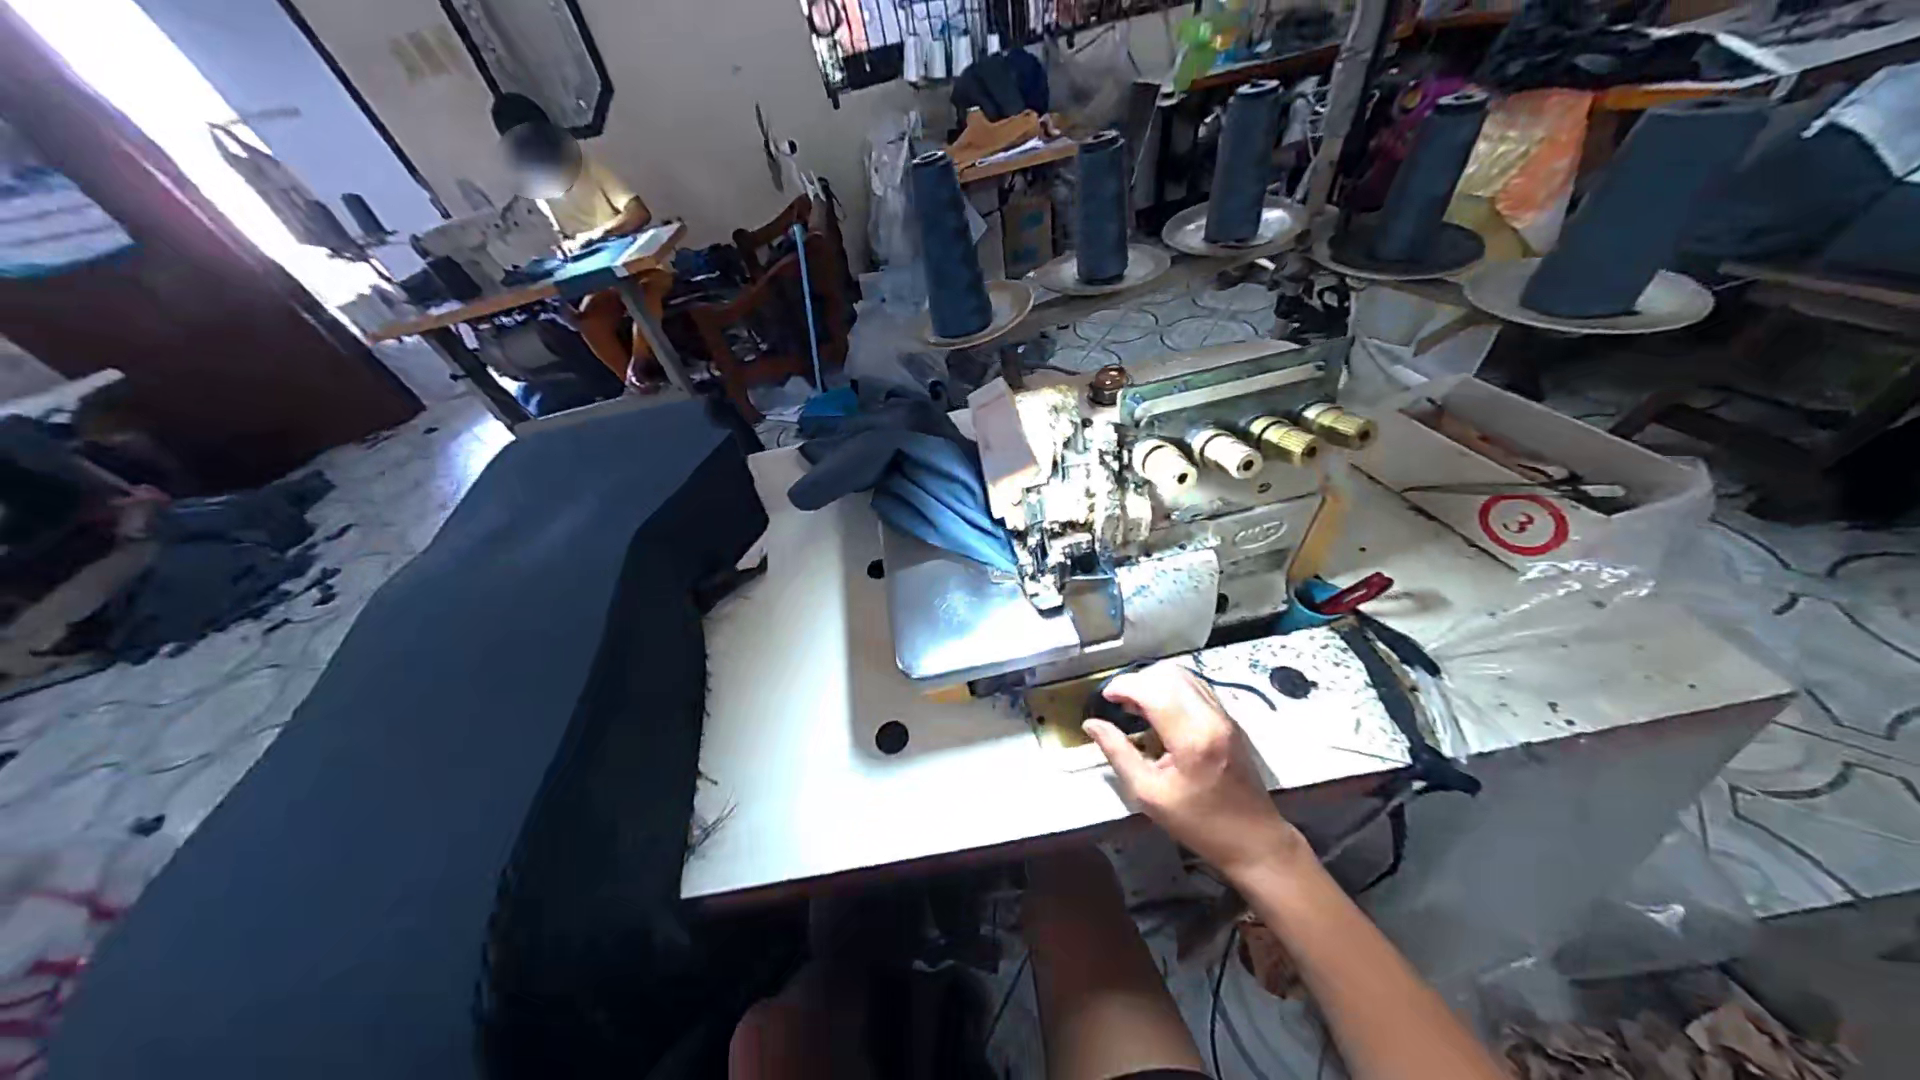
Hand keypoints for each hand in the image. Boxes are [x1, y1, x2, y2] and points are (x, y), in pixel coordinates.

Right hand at [1083, 661, 1306, 878]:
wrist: (1253, 839)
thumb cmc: (1198, 822)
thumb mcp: (1148, 794)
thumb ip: (1118, 753)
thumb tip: (1091, 724)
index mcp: (1191, 737)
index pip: (1153, 690)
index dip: (1123, 687)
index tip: (1105, 699)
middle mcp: (1211, 717)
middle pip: (1168, 674)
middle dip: (1138, 681)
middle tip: (1119, 703)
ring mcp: (1224, 716)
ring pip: (1184, 676)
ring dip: (1155, 682)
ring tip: (1137, 706)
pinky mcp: (1229, 720)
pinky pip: (1196, 688)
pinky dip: (1172, 689)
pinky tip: (1160, 712)